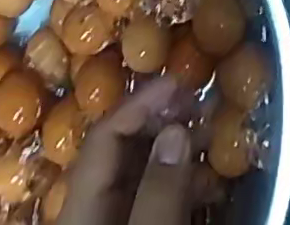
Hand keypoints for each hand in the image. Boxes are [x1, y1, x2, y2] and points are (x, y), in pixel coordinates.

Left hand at [57, 78, 194, 224]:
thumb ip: (158, 192)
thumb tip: (177, 129)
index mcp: (79, 205)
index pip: (105, 134)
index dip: (141, 101)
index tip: (177, 80)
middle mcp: (87, 207)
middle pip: (121, 148)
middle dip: (162, 120)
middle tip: (199, 104)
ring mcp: (105, 222)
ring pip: (137, 172)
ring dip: (173, 149)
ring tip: (210, 135)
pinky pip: (146, 198)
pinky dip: (175, 183)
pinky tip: (205, 179)